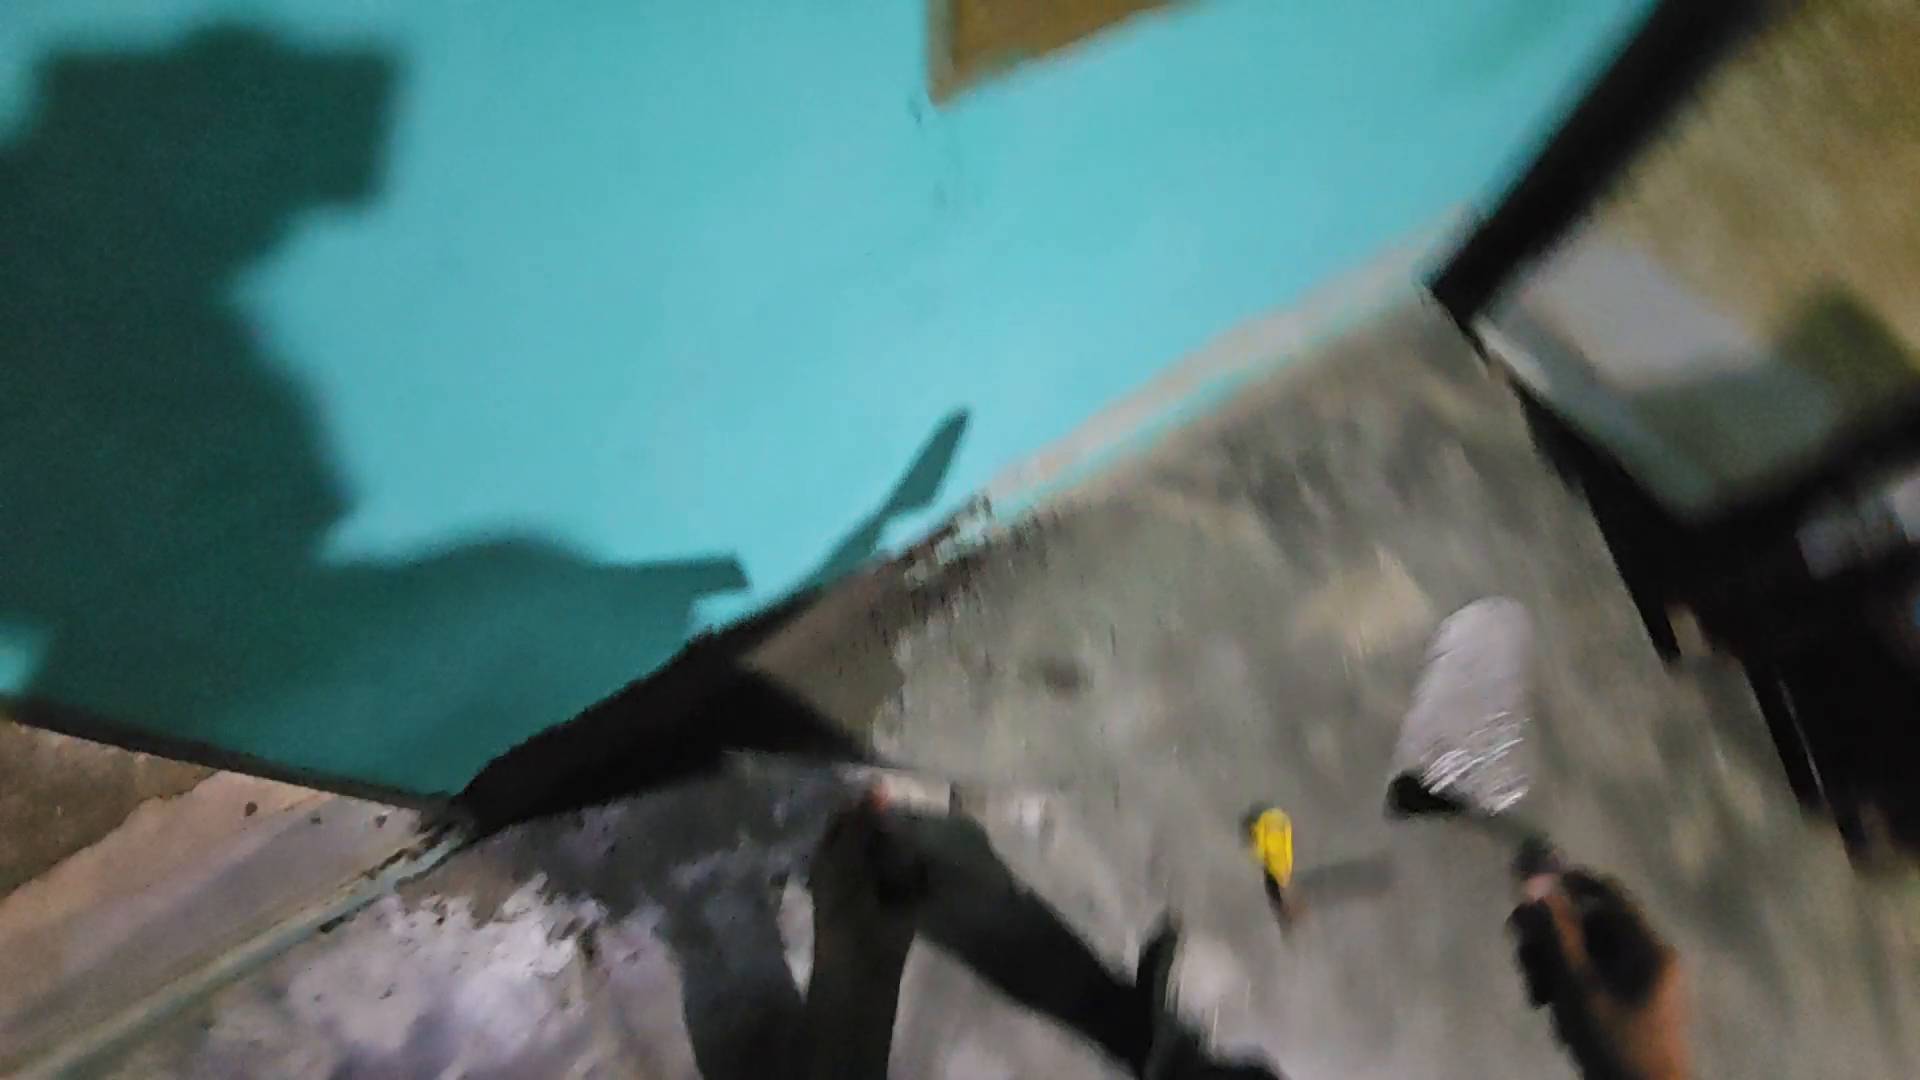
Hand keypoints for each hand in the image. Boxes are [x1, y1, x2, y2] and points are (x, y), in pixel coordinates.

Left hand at [806, 792, 925, 966]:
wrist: (861, 975)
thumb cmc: (843, 917)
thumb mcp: (843, 865)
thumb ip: (858, 827)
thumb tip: (874, 790)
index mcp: (831, 859)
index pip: (845, 820)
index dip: (861, 803)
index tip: (888, 783)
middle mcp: (853, 869)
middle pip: (873, 835)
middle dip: (890, 821)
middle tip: (913, 800)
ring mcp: (880, 888)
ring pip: (895, 854)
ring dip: (908, 842)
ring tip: (928, 820)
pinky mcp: (904, 905)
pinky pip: (915, 877)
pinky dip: (923, 867)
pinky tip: (936, 850)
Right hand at [1509, 860, 1687, 1079]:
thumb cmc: (1614, 1038)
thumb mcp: (1576, 981)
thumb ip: (1555, 928)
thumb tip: (1534, 878)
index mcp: (1646, 947)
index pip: (1604, 890)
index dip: (1564, 880)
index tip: (1524, 887)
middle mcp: (1642, 953)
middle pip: (1581, 918)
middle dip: (1544, 931)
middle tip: (1520, 946)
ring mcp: (1631, 975)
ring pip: (1573, 943)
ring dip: (1544, 958)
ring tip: (1533, 986)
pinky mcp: (1618, 993)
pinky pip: (1578, 966)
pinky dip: (1555, 976)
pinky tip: (1542, 998)